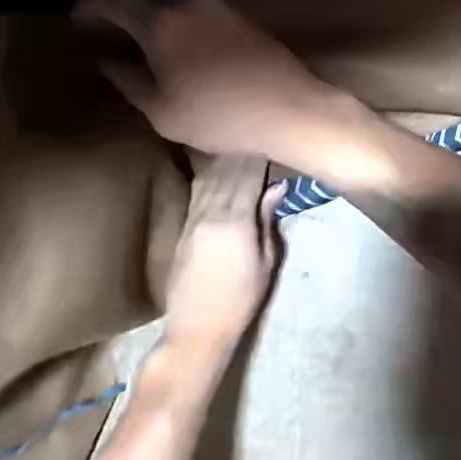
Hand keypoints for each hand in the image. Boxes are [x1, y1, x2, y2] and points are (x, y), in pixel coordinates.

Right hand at [75, 0, 361, 164]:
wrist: (290, 107)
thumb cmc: (220, 116)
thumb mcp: (163, 111)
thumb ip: (129, 81)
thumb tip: (107, 61)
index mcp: (160, 21)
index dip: (89, 6)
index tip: (79, 21)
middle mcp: (188, 2)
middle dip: (121, 7)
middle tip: (109, 30)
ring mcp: (219, 5)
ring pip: (173, 0)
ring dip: (153, 14)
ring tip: (145, 40)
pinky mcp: (241, 16)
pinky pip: (198, 10)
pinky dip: (180, 20)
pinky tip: (182, 44)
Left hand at [160, 153, 285, 351]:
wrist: (198, 327)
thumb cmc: (242, 298)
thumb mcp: (266, 261)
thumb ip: (268, 219)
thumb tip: (277, 187)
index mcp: (236, 221)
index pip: (248, 177)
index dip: (259, 156)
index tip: (269, 138)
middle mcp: (211, 213)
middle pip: (227, 172)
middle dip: (241, 151)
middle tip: (254, 132)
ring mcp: (193, 218)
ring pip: (209, 178)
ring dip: (222, 159)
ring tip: (235, 141)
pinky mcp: (183, 227)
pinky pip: (197, 191)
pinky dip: (208, 174)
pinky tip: (214, 165)